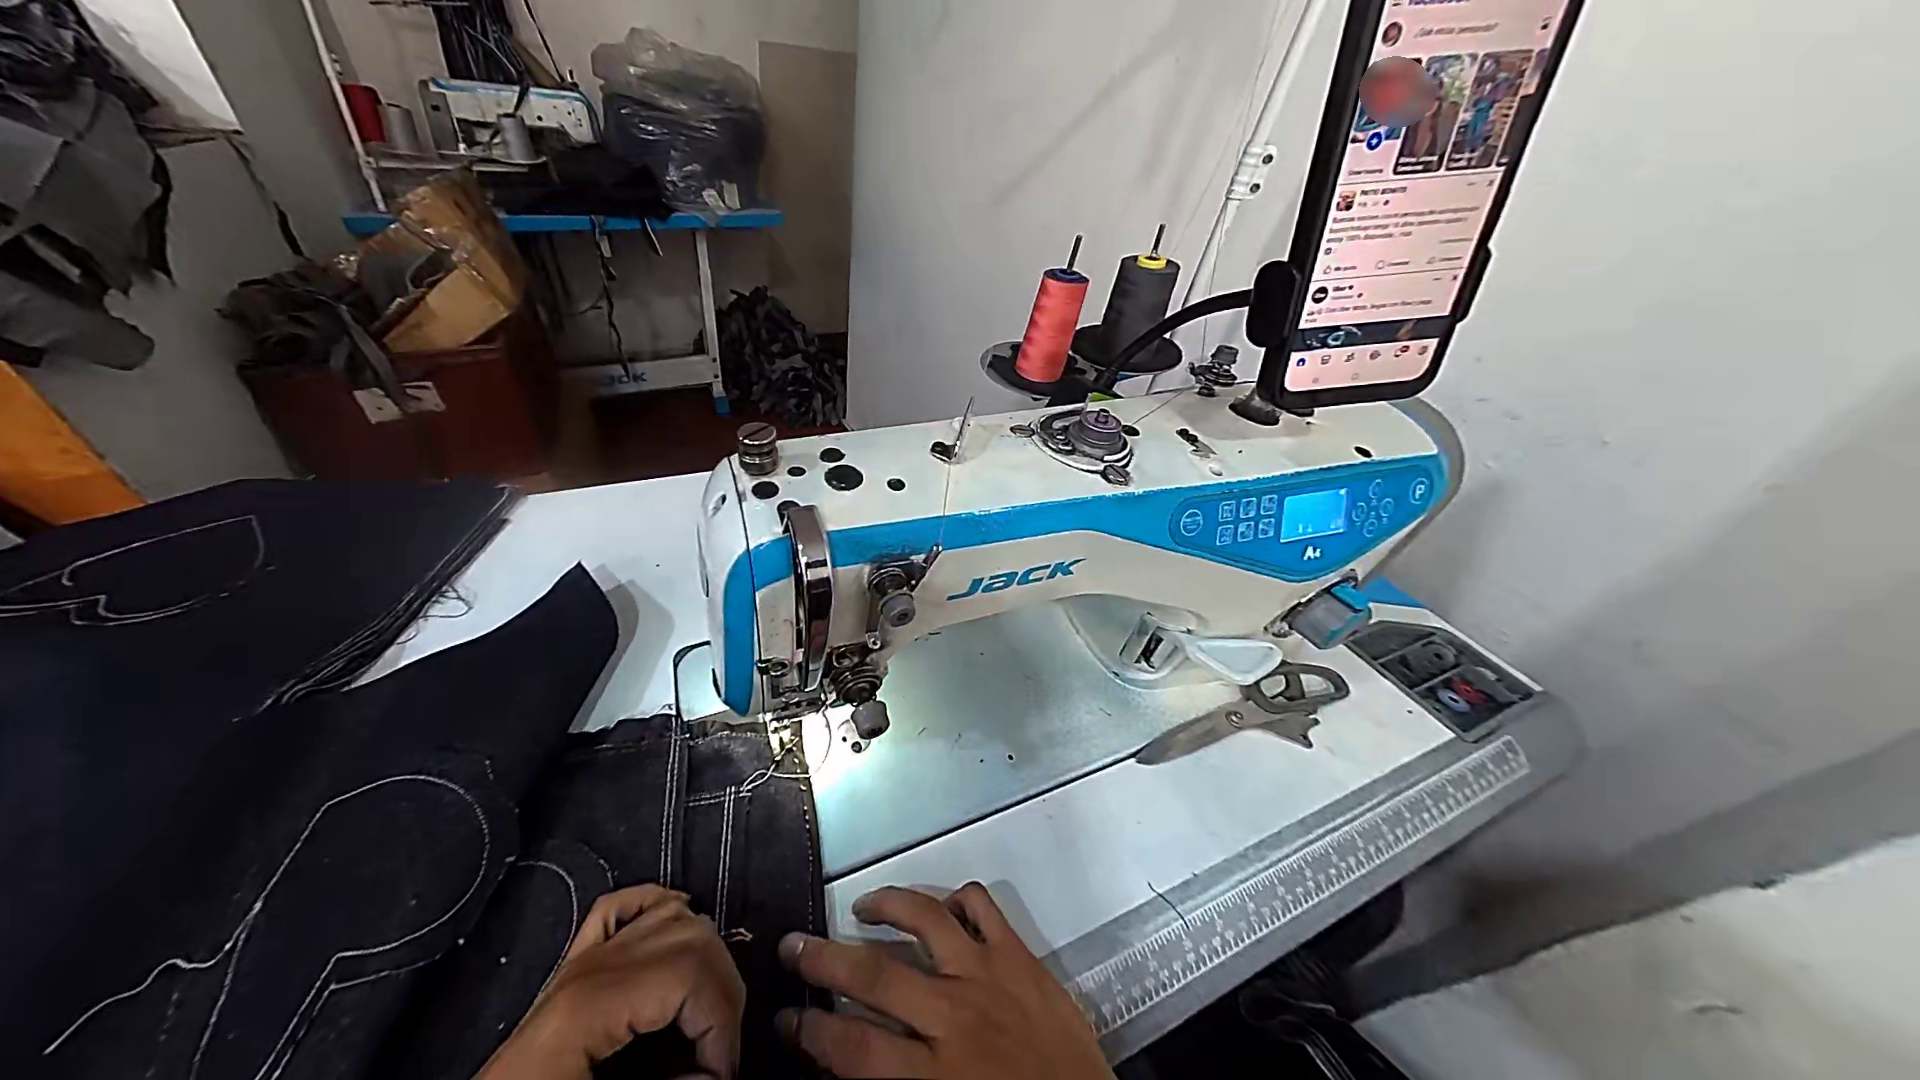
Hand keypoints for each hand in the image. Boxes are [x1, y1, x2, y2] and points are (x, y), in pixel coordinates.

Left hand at [478, 885, 746, 1079]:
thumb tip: (712, 1076)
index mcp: (593, 1001)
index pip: (690, 975)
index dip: (722, 1021)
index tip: (723, 1074)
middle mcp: (595, 964)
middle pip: (692, 939)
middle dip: (724, 992)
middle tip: (723, 1051)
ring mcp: (584, 957)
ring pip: (670, 915)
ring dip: (708, 953)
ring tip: (712, 1009)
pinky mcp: (575, 962)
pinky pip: (624, 907)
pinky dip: (660, 904)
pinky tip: (682, 919)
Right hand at [775, 882, 1114, 1079]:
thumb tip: (847, 1057)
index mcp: (934, 1076)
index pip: (853, 1048)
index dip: (811, 1030)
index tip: (787, 1017)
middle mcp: (955, 1015)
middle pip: (875, 976)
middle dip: (824, 960)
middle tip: (793, 945)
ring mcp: (989, 975)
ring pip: (926, 920)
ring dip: (887, 905)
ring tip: (863, 906)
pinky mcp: (1020, 955)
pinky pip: (982, 905)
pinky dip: (957, 897)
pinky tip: (941, 905)